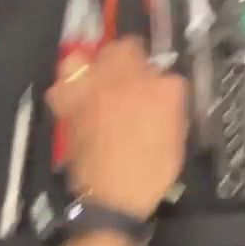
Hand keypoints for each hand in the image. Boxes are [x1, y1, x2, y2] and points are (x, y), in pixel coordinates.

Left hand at [47, 38, 188, 221]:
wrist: (114, 197)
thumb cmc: (152, 172)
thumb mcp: (177, 137)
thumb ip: (172, 107)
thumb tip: (165, 93)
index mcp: (163, 91)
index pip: (167, 70)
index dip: (163, 82)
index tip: (161, 92)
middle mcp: (129, 82)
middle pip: (129, 47)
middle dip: (134, 57)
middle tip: (135, 75)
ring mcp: (97, 88)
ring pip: (97, 53)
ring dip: (103, 60)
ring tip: (105, 76)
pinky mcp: (74, 100)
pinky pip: (68, 76)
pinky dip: (72, 79)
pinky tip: (79, 89)